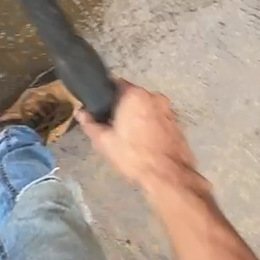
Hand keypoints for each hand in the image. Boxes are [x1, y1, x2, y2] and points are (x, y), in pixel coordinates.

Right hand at [77, 80, 205, 194]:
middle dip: (123, 107)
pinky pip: (159, 120)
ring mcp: (169, 111)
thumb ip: (90, 124)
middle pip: (133, 96)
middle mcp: (155, 97)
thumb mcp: (104, 142)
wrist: (167, 176)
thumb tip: (81, 114)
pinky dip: (151, 126)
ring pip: (147, 108)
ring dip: (138, 117)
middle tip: (112, 125)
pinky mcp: (178, 125)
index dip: (106, 95)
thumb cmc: (133, 155)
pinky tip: (144, 143)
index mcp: (135, 95)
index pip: (116, 84)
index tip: (100, 108)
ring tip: (129, 137)